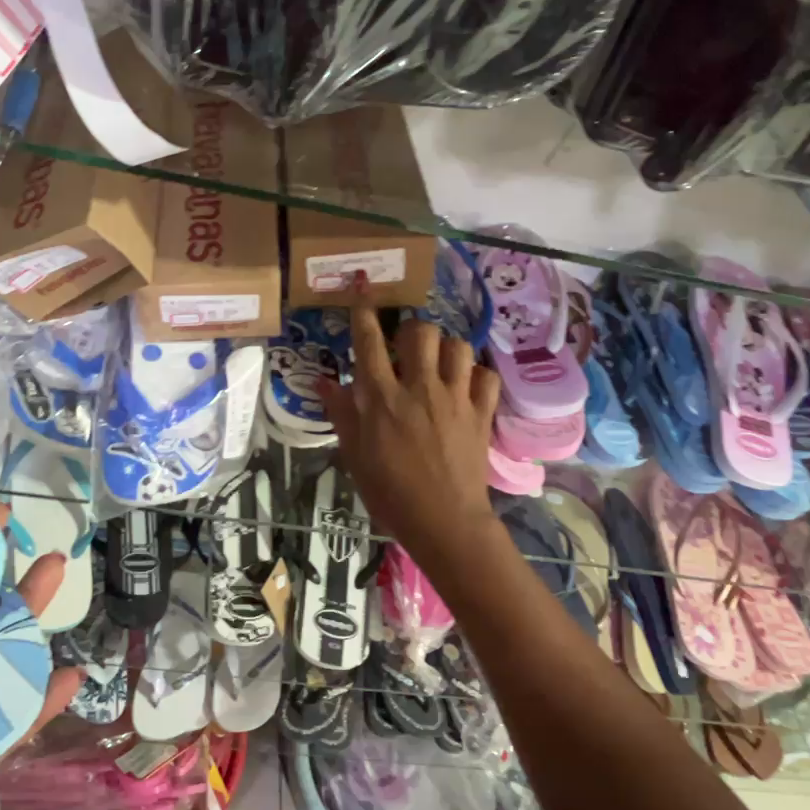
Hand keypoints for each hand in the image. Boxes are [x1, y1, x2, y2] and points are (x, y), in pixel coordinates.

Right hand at [318, 280, 502, 563]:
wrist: (443, 522)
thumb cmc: (389, 492)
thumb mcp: (354, 455)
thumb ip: (342, 413)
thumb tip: (324, 382)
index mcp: (382, 397)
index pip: (369, 341)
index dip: (364, 310)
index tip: (362, 288)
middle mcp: (419, 387)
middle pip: (419, 331)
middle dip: (410, 330)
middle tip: (404, 347)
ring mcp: (455, 398)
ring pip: (456, 346)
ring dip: (445, 349)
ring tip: (437, 363)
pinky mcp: (482, 413)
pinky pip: (485, 376)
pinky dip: (475, 375)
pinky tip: (465, 386)